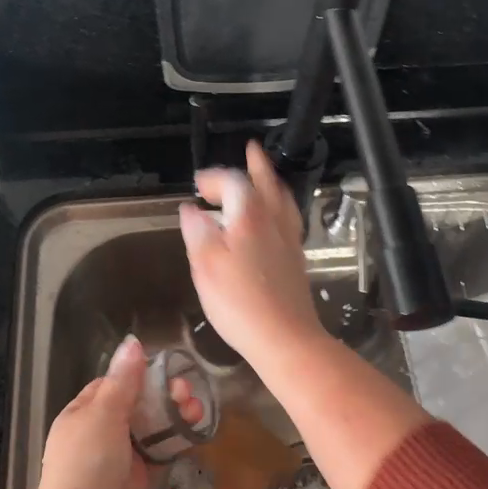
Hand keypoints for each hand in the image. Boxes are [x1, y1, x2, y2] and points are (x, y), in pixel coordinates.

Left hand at [33, 335, 200, 488]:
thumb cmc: (89, 461)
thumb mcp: (104, 413)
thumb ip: (123, 379)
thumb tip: (133, 340)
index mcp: (83, 412)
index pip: (111, 383)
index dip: (136, 373)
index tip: (163, 365)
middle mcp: (101, 431)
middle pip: (137, 402)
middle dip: (162, 392)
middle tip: (186, 388)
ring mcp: (122, 455)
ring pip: (153, 425)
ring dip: (174, 413)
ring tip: (196, 406)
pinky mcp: (142, 476)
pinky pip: (163, 449)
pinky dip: (179, 437)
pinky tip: (196, 426)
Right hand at [179, 141, 326, 368]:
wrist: (285, 338)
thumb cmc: (239, 302)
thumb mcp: (205, 265)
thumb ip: (197, 232)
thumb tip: (191, 209)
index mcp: (248, 216)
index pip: (232, 182)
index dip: (214, 179)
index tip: (196, 185)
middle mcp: (273, 221)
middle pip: (267, 183)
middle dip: (257, 166)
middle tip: (251, 149)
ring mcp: (289, 240)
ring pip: (282, 200)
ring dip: (271, 183)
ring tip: (264, 177)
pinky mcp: (296, 259)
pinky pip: (289, 219)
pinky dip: (279, 206)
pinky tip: (273, 218)